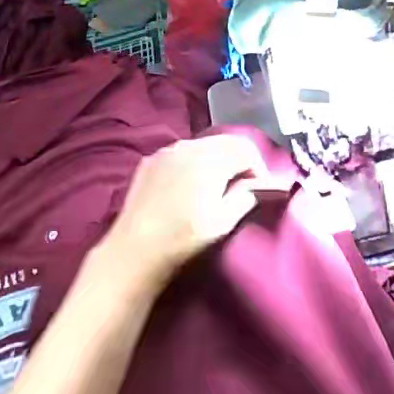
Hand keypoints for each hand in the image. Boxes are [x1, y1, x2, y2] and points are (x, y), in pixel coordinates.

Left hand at [96, 135, 280, 289]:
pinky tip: (191, 182)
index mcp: (211, 159)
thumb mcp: (223, 222)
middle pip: (226, 142)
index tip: (261, 187)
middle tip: (245, 182)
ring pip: (203, 144)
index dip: (259, 168)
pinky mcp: (151, 161)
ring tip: (219, 182)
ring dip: (218, 158)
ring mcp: (167, 151)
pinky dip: (194, 161)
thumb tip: (253, 185)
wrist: (133, 251)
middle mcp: (189, 146)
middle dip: (241, 158)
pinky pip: (182, 152)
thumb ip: (244, 197)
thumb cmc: (182, 238)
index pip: (246, 151)